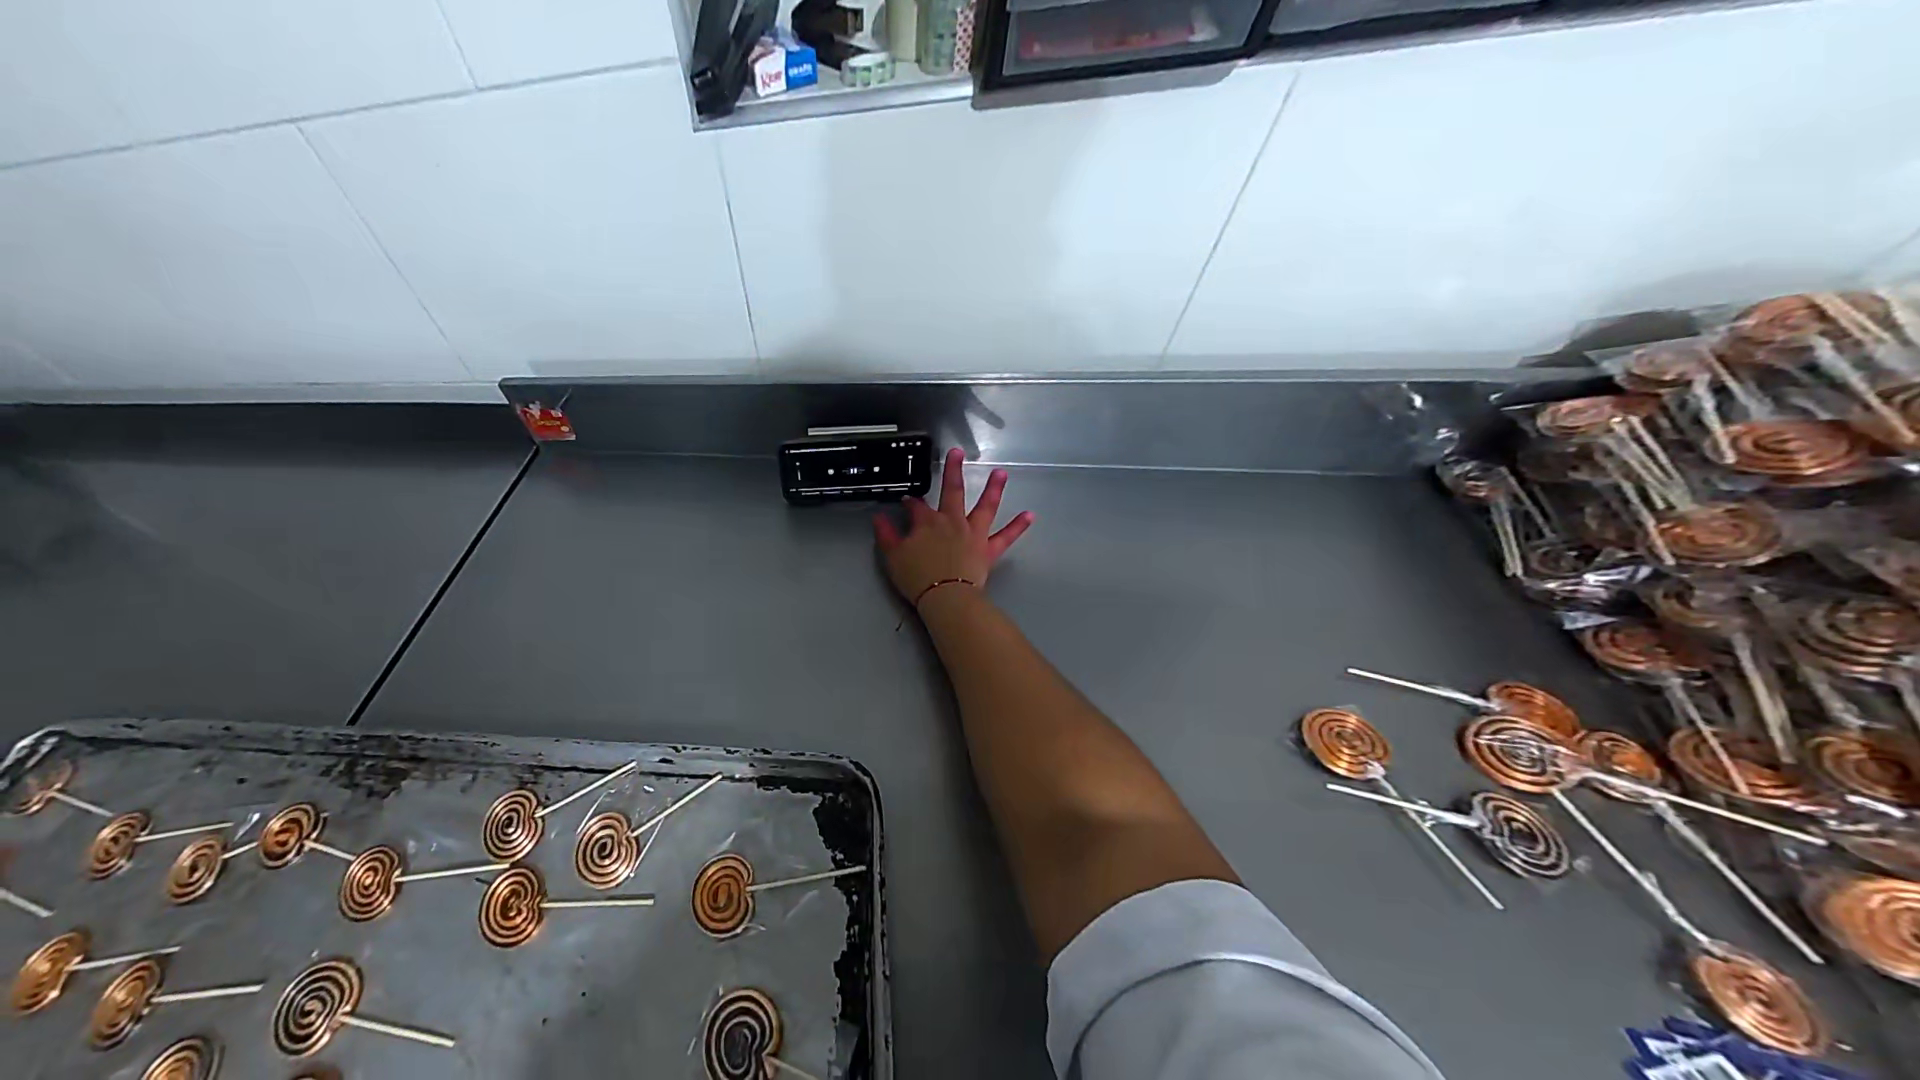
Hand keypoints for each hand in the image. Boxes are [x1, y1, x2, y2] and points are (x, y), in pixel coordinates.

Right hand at [874, 448, 1034, 604]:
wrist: (946, 597)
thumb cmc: (917, 577)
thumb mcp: (893, 557)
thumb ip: (886, 535)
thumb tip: (878, 518)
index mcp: (927, 522)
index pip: (917, 507)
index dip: (911, 503)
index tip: (907, 502)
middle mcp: (952, 521)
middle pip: (953, 491)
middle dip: (953, 470)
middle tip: (957, 452)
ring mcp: (973, 533)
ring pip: (985, 506)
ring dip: (994, 489)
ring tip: (1001, 473)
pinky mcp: (988, 549)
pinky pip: (1006, 536)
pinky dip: (1018, 526)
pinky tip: (1030, 515)